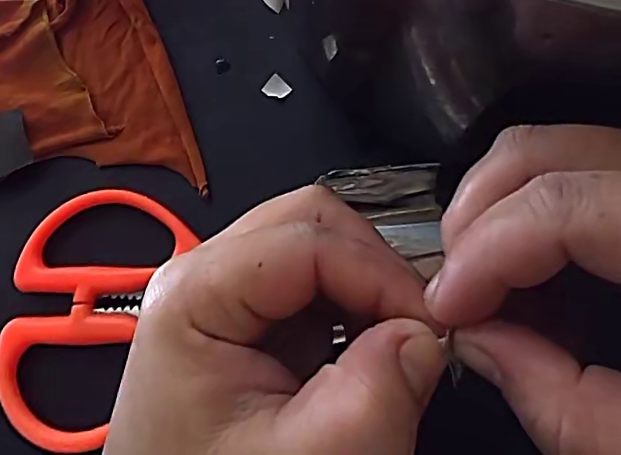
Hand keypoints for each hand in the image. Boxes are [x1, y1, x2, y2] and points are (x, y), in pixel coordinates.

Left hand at [106, 185, 446, 454]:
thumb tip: (422, 337)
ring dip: (368, 287)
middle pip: (312, 222)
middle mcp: (203, 276)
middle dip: (374, 268)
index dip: (378, 272)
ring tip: (391, 346)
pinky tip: (364, 355)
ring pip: (320, 243)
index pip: (308, 238)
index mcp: (194, 295)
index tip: (426, 320)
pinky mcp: (249, 317)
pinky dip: (355, 307)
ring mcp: (226, 292)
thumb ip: (370, 398)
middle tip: (414, 324)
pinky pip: (317, 280)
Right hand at [428, 125, 620, 454]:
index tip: (444, 308)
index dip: (492, 245)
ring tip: (499, 299)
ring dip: (509, 212)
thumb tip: (480, 337)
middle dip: (485, 210)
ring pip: (569, 149)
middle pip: (562, 145)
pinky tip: (549, 290)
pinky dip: (547, 224)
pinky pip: (595, 178)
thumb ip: (576, 410)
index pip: (580, 201)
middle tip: (459, 296)